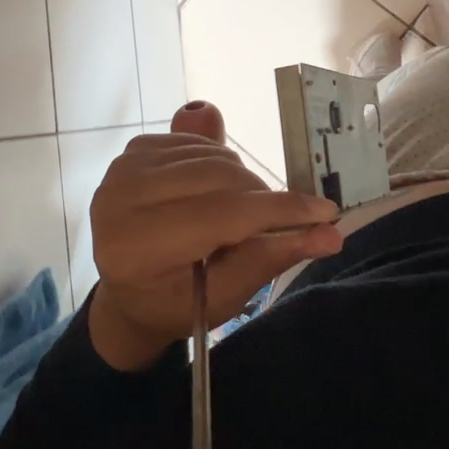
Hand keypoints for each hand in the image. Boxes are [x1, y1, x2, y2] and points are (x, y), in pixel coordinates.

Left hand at [86, 101, 342, 370]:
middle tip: (281, 221)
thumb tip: (329, 234)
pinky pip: (200, 144)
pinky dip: (222, 165)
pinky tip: (217, 193)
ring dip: (243, 181)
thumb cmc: (176, 304)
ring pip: (214, 156)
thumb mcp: (224, 297)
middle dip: (263, 197)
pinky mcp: (133, 150)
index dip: (278, 210)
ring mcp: (123, 168)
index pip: (221, 214)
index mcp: (136, 247)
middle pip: (220, 178)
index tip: (326, 212)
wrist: (128, 294)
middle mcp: (119, 199)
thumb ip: (271, 259)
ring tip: (241, 214)